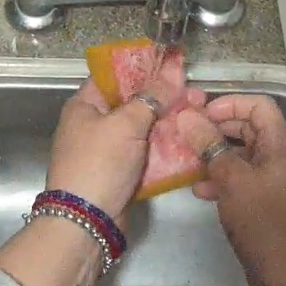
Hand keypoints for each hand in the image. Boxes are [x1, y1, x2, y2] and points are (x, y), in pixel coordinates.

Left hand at [45, 52, 199, 219]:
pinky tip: (191, 140)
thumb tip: (172, 68)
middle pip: (134, 102)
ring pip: (145, 129)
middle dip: (165, 97)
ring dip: (170, 123)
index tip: (173, 63)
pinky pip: (148, 153)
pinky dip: (166, 147)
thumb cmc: (99, 164)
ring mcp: (110, 150)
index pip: (115, 76)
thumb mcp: (125, 124)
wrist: (86, 223)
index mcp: (85, 105)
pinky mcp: (123, 172)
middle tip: (197, 93)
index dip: (144, 68)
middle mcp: (95, 124)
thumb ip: (151, 97)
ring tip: (200, 113)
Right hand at [189, 94, 285, 285]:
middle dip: (217, 127)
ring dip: (215, 153)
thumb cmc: (261, 221)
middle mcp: (280, 158)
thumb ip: (210, 145)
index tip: (201, 115)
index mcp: (280, 146)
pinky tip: (200, 190)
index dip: (230, 103)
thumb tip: (187, 116)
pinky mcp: (264, 200)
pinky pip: (241, 177)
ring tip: (189, 161)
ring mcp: (273, 180)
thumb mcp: (231, 180)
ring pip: (242, 153)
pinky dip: (221, 177)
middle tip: (188, 134)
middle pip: (249, 127)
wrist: (285, 277)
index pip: (259, 105)